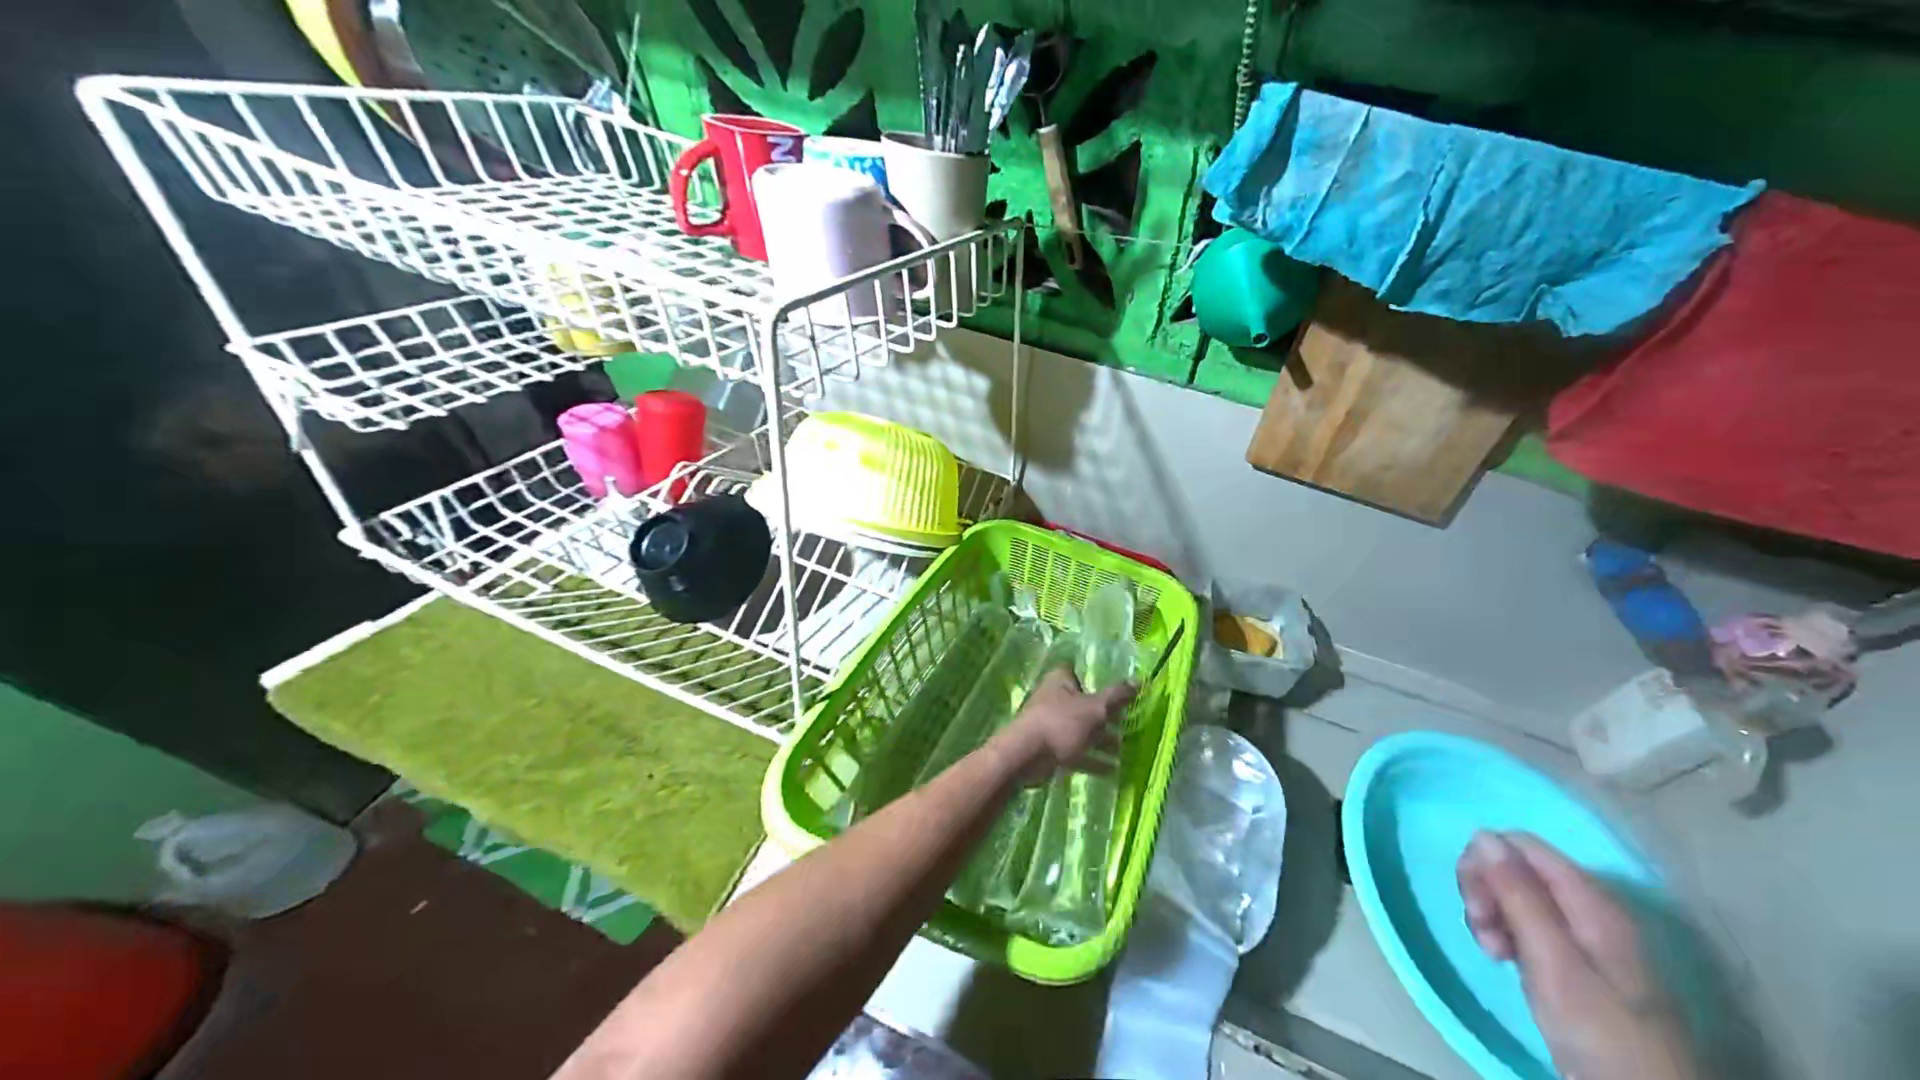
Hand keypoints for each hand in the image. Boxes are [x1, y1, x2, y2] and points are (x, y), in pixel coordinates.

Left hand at [995, 667, 1135, 783]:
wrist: (1026, 757)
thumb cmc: (1061, 724)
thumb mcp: (1095, 709)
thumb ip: (1117, 697)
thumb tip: (1138, 680)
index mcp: (1061, 680)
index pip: (1082, 672)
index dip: (1100, 678)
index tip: (1122, 689)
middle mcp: (1055, 699)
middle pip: (1085, 703)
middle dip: (1106, 715)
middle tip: (1130, 722)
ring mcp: (1052, 724)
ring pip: (1083, 729)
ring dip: (1102, 740)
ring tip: (1125, 749)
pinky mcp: (1052, 748)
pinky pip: (1077, 751)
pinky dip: (1093, 759)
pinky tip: (1112, 770)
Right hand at [1457, 831, 1698, 1079]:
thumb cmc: (1599, 1033)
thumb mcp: (1552, 963)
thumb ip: (1518, 895)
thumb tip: (1482, 835)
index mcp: (1591, 902)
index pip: (1521, 845)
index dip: (1485, 863)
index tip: (1475, 906)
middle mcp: (1588, 909)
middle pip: (1516, 866)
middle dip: (1485, 890)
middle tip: (1482, 932)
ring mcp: (1583, 935)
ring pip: (1515, 894)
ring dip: (1491, 914)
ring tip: (1492, 953)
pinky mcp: (1573, 959)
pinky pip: (1525, 922)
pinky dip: (1505, 933)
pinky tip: (1504, 959)